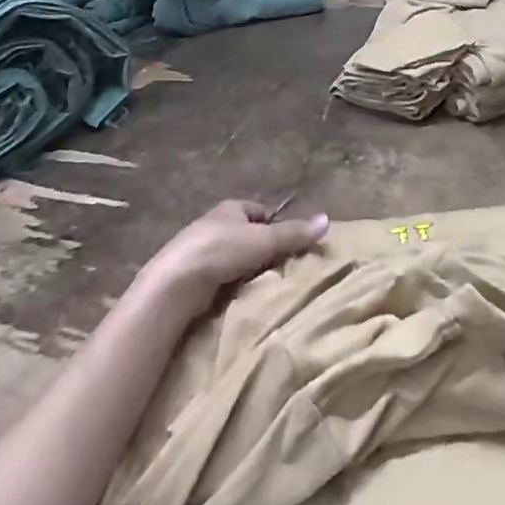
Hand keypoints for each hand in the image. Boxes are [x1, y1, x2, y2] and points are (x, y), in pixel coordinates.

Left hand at [138, 200, 329, 311]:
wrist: (177, 282)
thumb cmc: (221, 250)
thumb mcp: (263, 240)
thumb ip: (294, 233)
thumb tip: (327, 219)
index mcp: (230, 208)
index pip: (259, 211)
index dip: (275, 224)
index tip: (292, 243)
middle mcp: (215, 224)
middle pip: (247, 234)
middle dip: (263, 249)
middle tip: (285, 268)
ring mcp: (202, 250)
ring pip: (235, 257)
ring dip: (248, 268)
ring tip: (268, 285)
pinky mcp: (194, 275)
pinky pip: (222, 276)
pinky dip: (233, 284)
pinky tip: (244, 296)